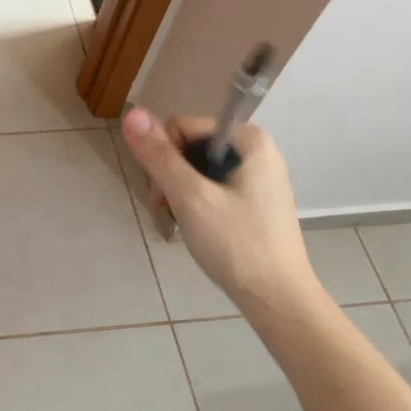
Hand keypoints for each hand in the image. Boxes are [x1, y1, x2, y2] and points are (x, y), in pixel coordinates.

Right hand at [120, 107, 316, 312]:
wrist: (277, 299)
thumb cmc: (236, 244)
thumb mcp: (190, 198)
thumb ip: (159, 156)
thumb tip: (132, 112)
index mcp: (249, 139)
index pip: (182, 127)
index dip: (164, 157)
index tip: (163, 193)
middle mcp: (257, 150)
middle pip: (189, 147)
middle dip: (171, 178)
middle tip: (170, 212)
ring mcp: (258, 177)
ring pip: (197, 170)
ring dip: (180, 195)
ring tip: (182, 225)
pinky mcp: (255, 201)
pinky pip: (213, 188)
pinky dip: (196, 205)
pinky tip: (197, 229)